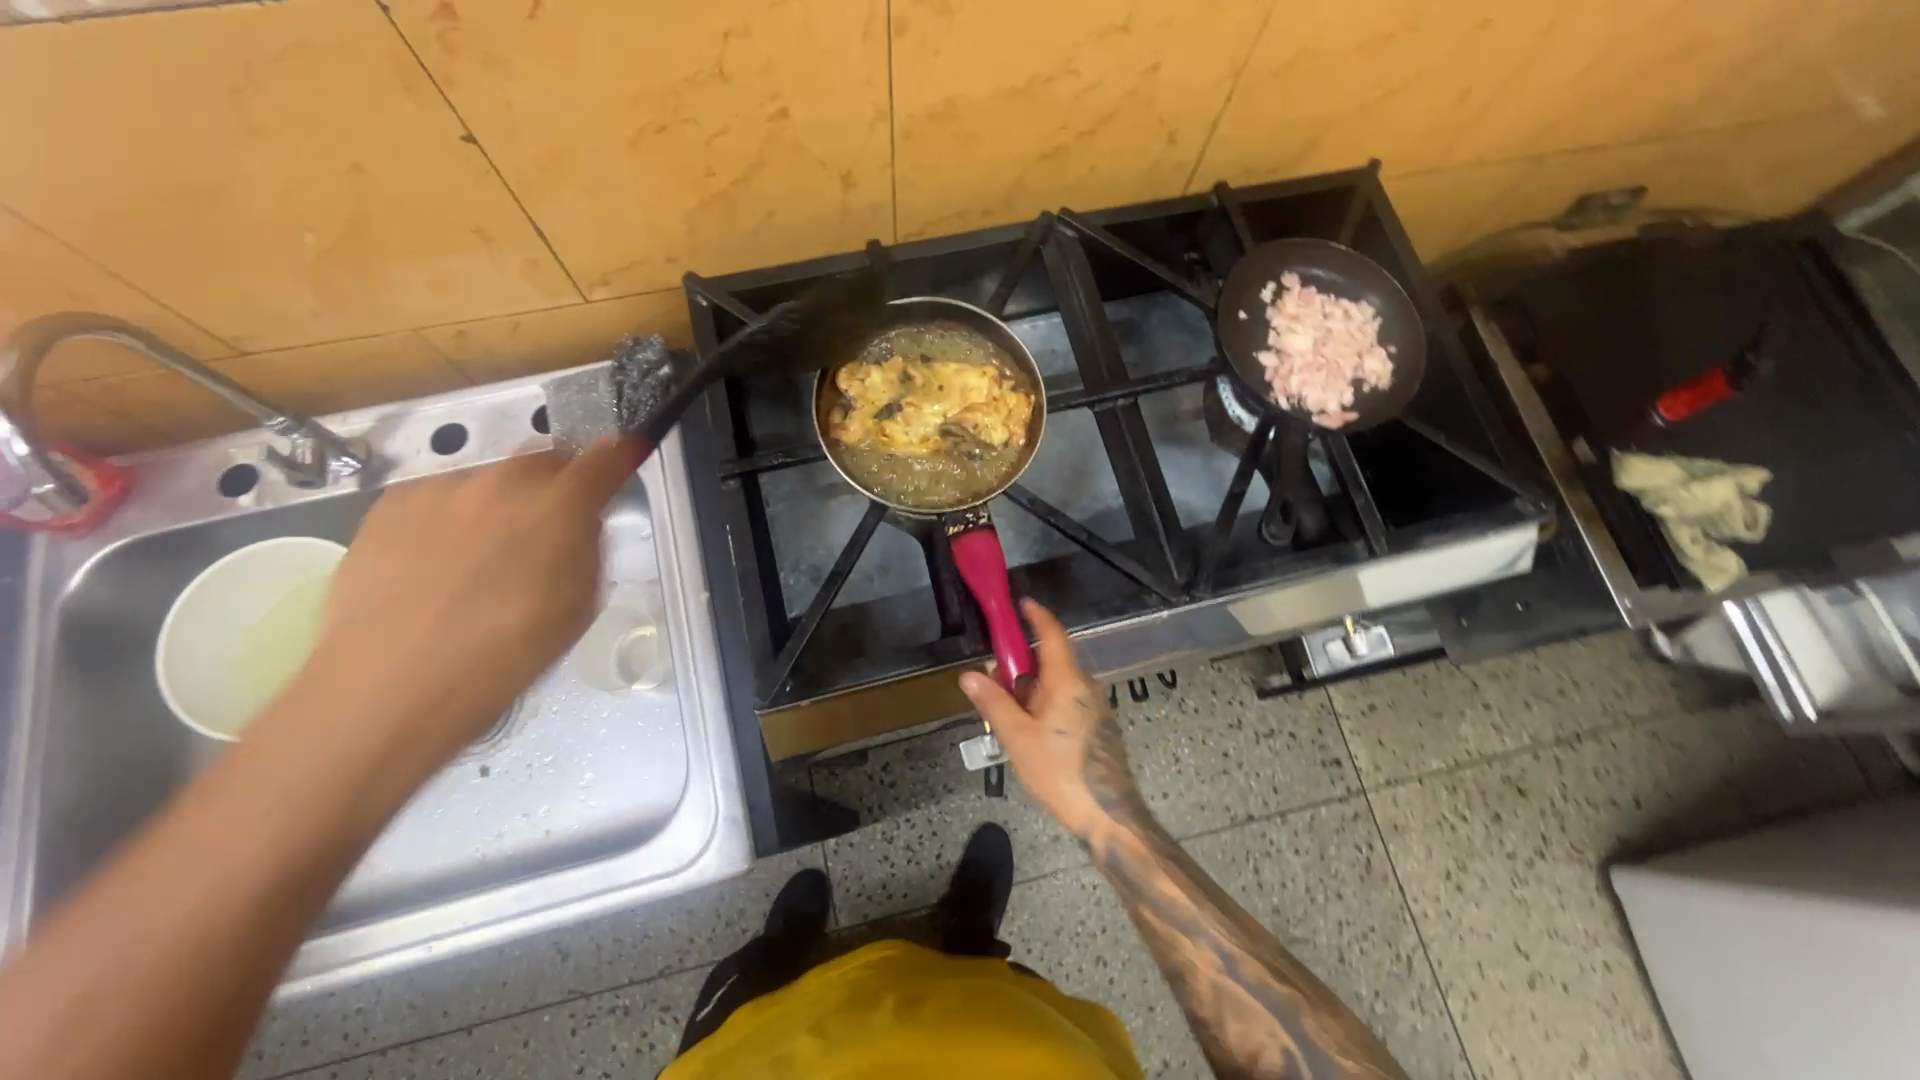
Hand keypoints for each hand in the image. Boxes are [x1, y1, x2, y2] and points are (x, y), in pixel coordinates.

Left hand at [304, 437, 642, 763]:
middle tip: (546, 532)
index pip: (604, 460)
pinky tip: (435, 567)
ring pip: (486, 482)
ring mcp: (441, 488)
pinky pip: (436, 500)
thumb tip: (581, 522)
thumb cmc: (505, 655)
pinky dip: (447, 520)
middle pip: (542, 461)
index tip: (625, 456)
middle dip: (553, 486)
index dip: (619, 457)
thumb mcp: (578, 607)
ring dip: (496, 505)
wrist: (392, 683)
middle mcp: (502, 482)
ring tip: (478, 561)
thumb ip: (588, 548)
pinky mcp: (389, 504)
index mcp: (560, 506)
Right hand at [958, 599, 1142, 838]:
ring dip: (1030, 688)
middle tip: (992, 679)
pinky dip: (1043, 704)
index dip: (1036, 616)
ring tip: (1004, 712)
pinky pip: (1065, 701)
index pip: (1052, 635)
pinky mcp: (1096, 727)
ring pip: (1057, 684)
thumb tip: (969, 675)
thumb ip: (994, 702)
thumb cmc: (1060, 771)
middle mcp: (1085, 686)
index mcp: (1068, 680)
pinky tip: (1027, 729)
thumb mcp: (1017, 736)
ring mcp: (1093, 707)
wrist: (1107, 813)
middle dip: (1021, 663)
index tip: (1020, 603)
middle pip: (1050, 660)